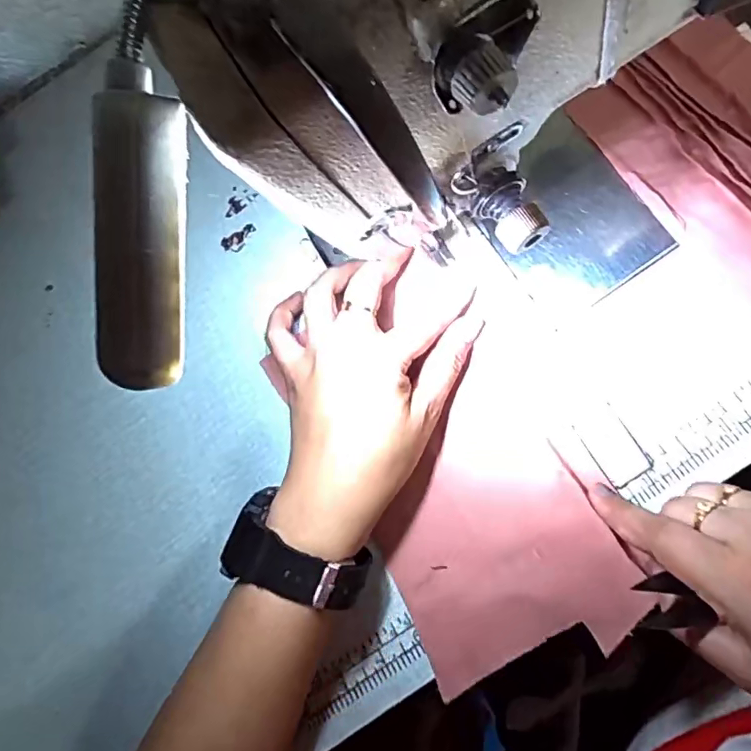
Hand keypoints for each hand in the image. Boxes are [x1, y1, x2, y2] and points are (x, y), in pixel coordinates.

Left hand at [263, 252, 482, 560]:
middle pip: (361, 288)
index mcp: (381, 358)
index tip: (469, 282)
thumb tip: (472, 327)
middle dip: (385, 263)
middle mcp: (342, 345)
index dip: (452, 299)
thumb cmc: (382, 461)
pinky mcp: (292, 372)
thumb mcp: (425, 416)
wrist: (327, 497)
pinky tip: (300, 302)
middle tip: (402, 253)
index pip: (428, 319)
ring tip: (355, 269)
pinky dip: (286, 309)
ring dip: (335, 274)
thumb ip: (446, 364)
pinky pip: (278, 330)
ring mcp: (311, 356)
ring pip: (314, 296)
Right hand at [589, 483, 750, 750]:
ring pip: (717, 495)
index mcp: (741, 576)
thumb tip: (674, 605)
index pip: (662, 533)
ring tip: (712, 565)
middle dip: (665, 528)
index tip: (593, 493)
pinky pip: (750, 500)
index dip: (622, 514)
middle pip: (685, 505)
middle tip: (672, 573)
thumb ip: (704, 631)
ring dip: (699, 519)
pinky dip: (732, 517)